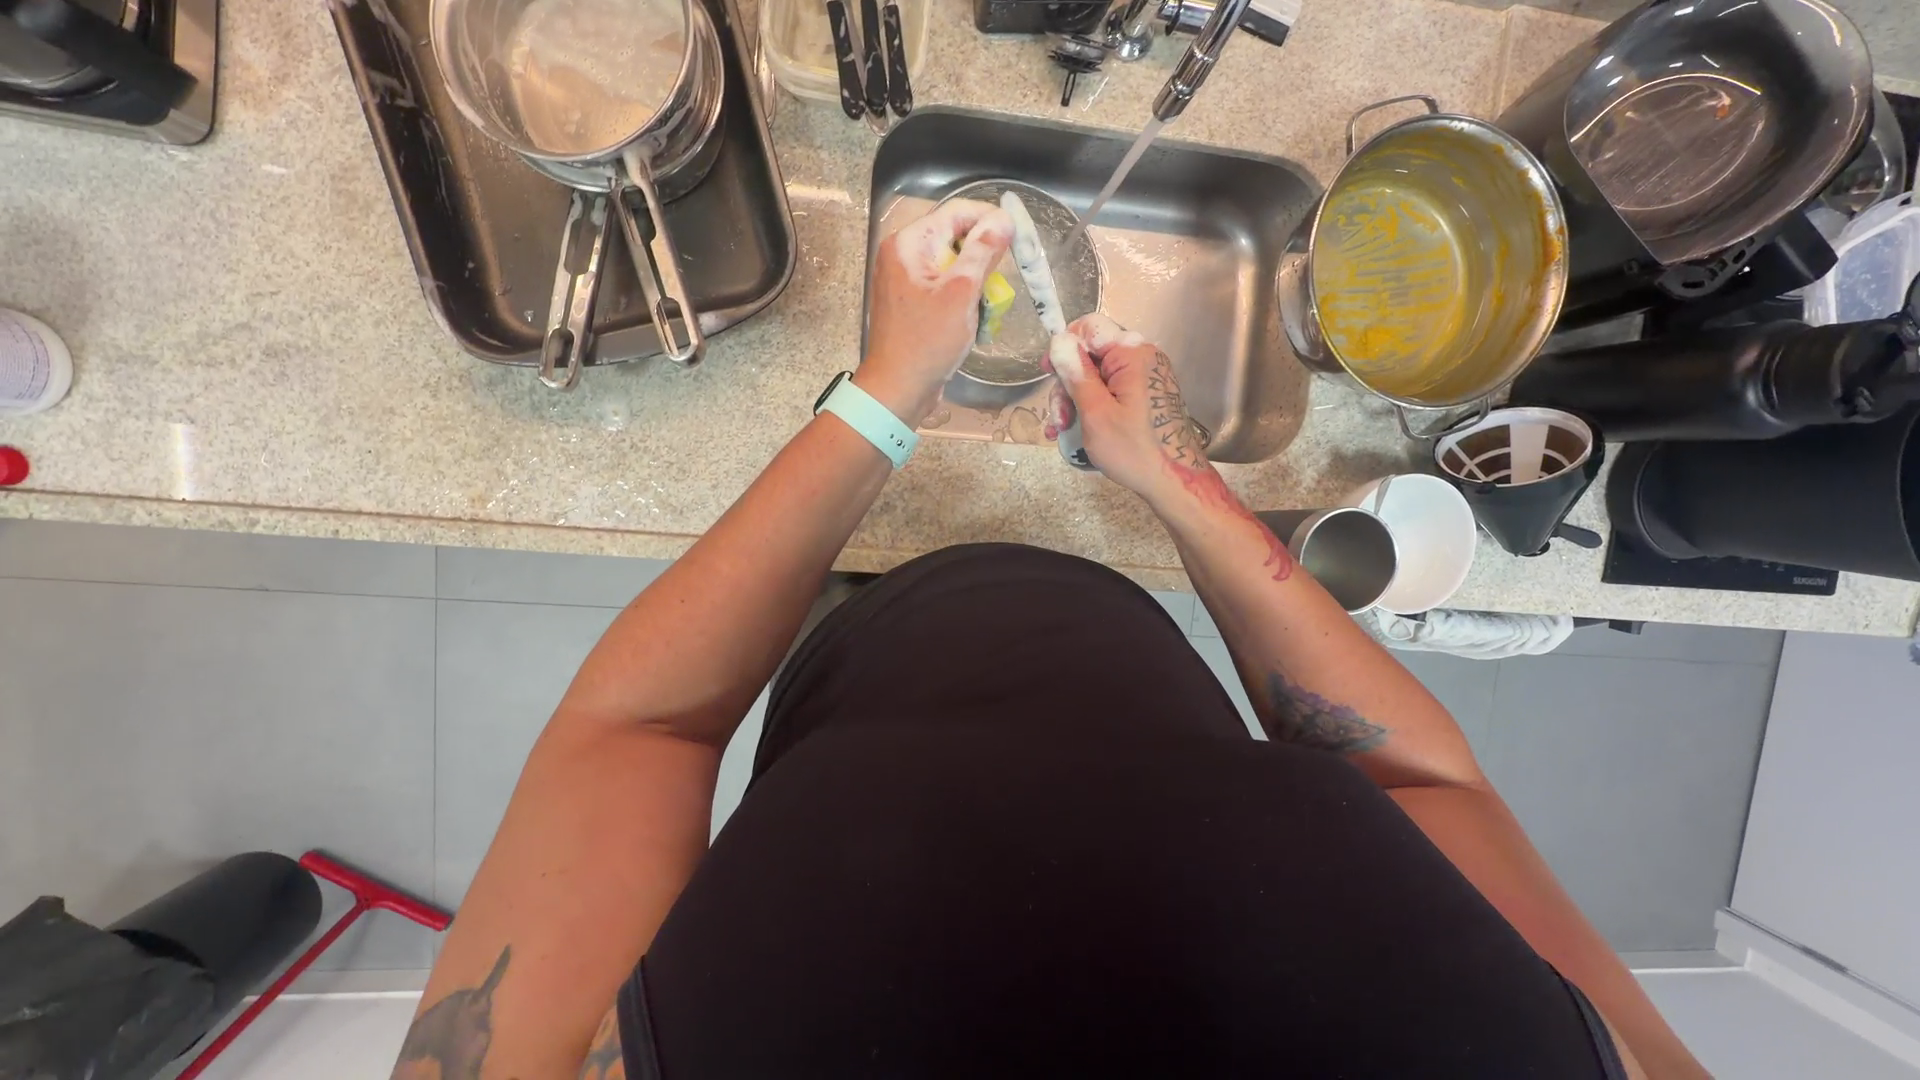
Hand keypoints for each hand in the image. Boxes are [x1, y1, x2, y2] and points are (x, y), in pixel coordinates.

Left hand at [857, 198, 1013, 424]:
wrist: (897, 389)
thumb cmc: (926, 342)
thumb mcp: (961, 293)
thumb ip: (983, 251)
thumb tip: (1003, 219)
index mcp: (909, 243)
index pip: (957, 213)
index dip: (990, 220)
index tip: (1018, 239)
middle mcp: (903, 254)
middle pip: (956, 238)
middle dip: (983, 259)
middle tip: (999, 284)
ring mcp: (906, 280)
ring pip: (954, 266)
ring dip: (976, 284)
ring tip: (987, 307)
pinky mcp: (912, 303)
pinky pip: (945, 288)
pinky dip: (963, 299)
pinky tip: (972, 320)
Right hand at [1042, 314, 1210, 504]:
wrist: (1174, 481)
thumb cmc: (1134, 449)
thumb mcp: (1095, 412)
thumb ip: (1075, 373)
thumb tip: (1059, 341)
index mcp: (1132, 354)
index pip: (1090, 328)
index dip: (1064, 346)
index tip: (1049, 372)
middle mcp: (1142, 358)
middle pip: (1091, 355)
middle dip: (1068, 385)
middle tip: (1060, 419)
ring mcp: (1145, 378)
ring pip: (1097, 376)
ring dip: (1075, 401)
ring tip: (1063, 430)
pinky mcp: (1145, 396)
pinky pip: (1111, 392)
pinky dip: (1092, 407)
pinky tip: (1075, 431)